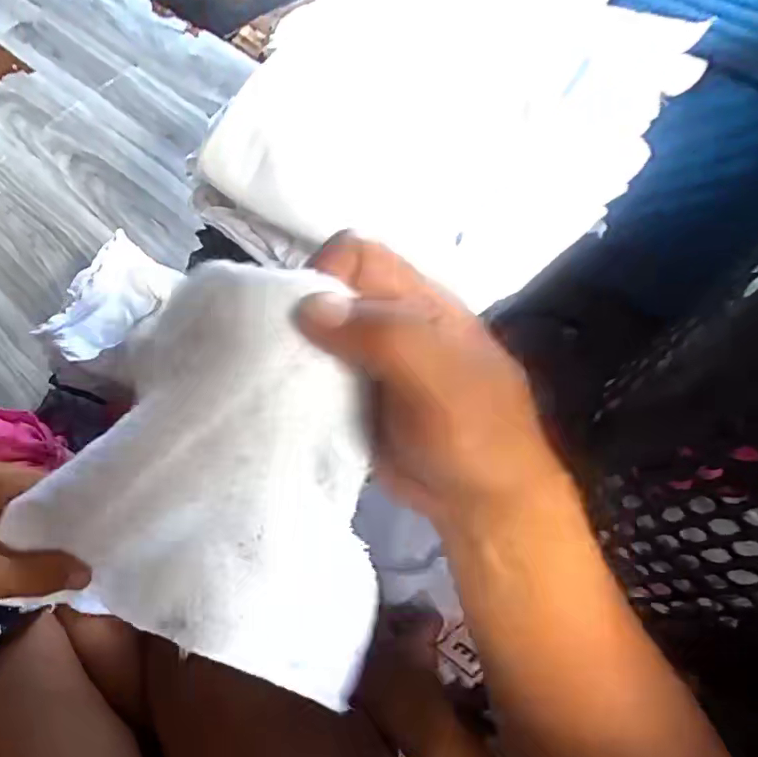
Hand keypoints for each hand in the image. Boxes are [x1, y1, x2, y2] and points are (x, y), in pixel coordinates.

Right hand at [296, 231, 569, 526]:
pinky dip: (297, 386)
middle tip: (282, 354)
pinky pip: (314, 380)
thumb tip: (308, 306)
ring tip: (276, 379)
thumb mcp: (438, 378)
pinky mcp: (352, 402)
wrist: (482, 500)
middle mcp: (388, 324)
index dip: (325, 272)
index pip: (358, 255)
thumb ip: (383, 336)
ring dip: (292, 353)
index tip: (302, 318)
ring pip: (316, 337)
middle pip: (328, 294)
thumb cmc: (473, 433)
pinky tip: (286, 403)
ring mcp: (368, 365)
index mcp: (417, 303)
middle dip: (297, 313)